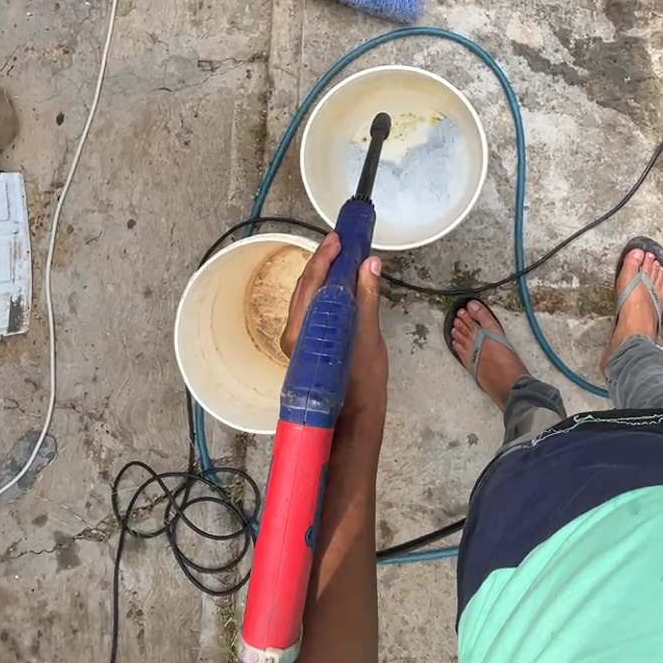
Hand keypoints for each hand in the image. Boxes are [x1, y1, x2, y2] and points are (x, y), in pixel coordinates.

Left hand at [282, 234, 388, 419]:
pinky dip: (325, 292)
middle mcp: (294, 333)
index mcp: (303, 331)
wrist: (353, 423)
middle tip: (341, 241)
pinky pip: (312, 310)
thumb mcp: (369, 339)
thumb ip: (366, 299)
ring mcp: (299, 340)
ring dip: (323, 275)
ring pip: (307, 298)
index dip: (323, 258)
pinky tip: (339, 284)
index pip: (310, 284)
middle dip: (323, 262)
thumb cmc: (362, 386)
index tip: (337, 238)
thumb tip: (369, 264)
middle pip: (305, 288)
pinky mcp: (307, 345)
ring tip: (342, 256)